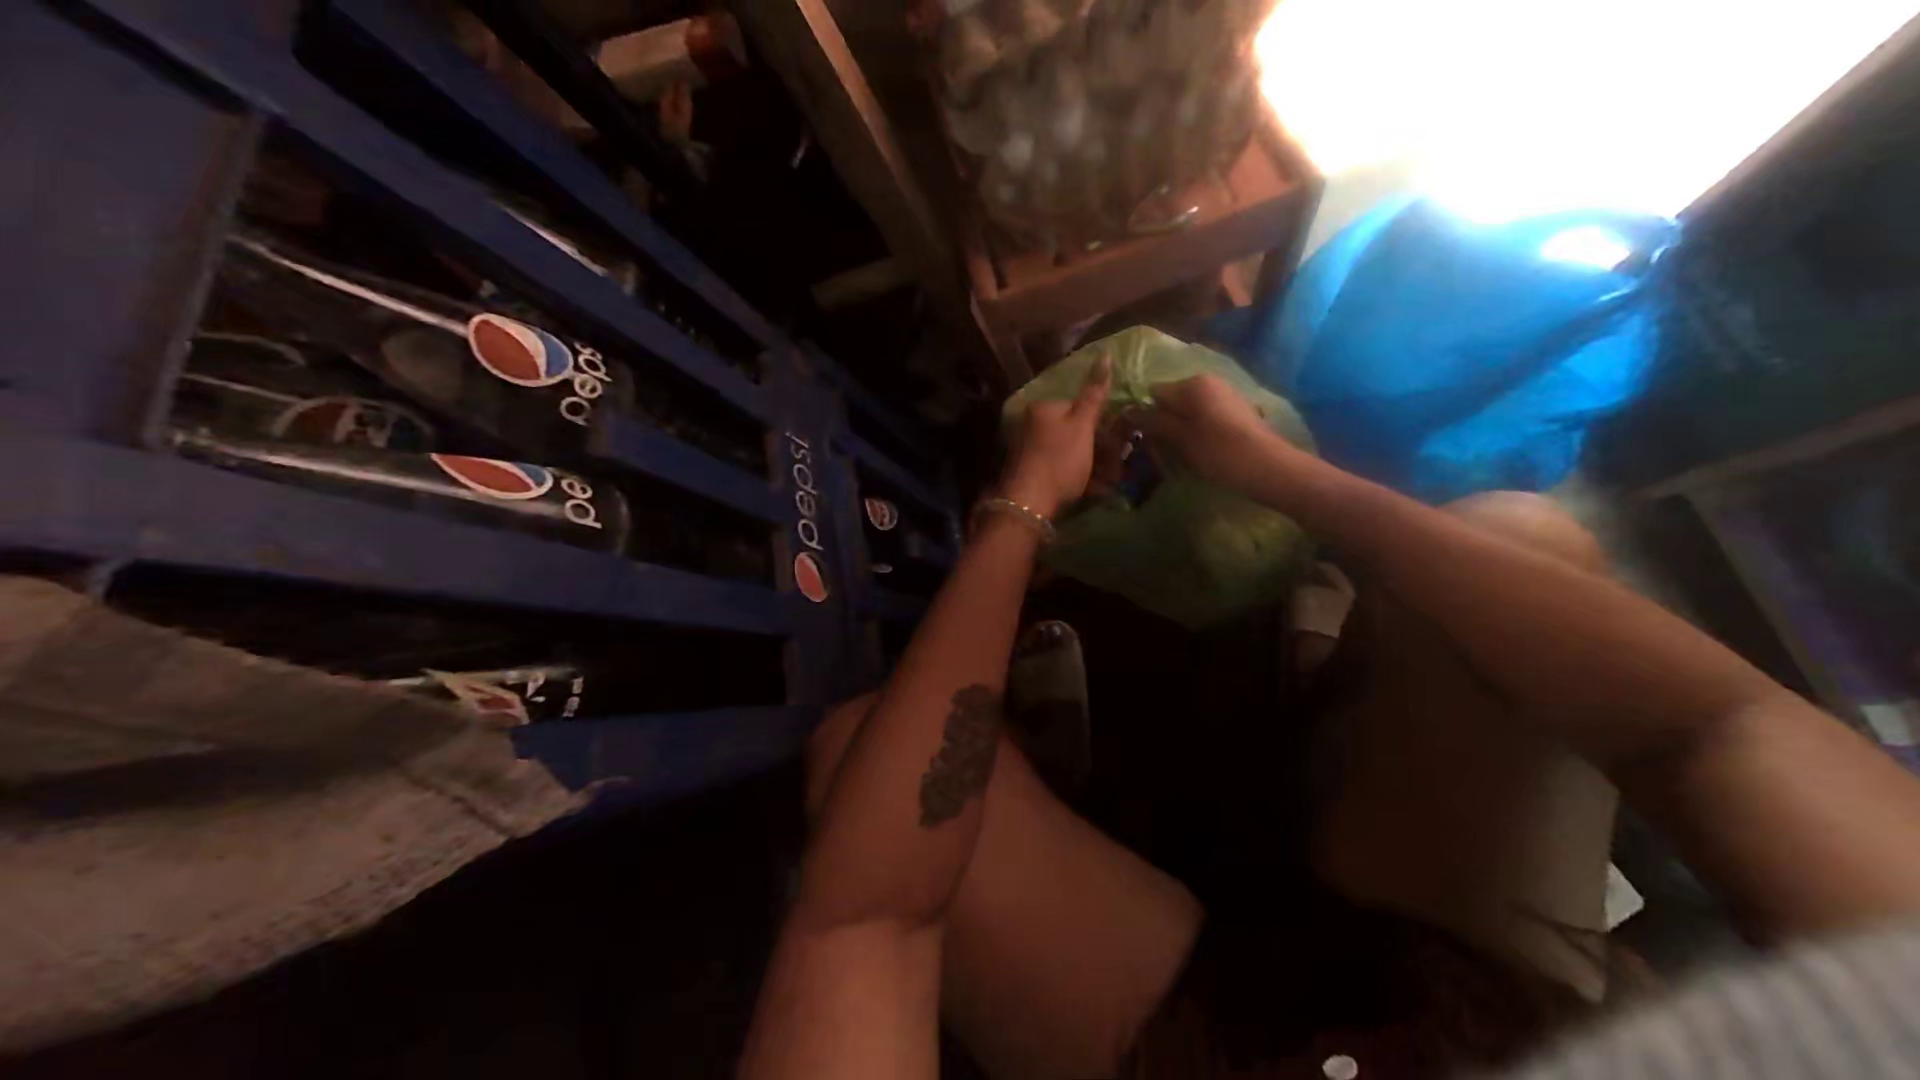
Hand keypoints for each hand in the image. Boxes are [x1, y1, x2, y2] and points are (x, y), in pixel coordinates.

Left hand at [1001, 357, 1111, 516]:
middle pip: (1075, 432)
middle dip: (1100, 449)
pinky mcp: (1031, 474)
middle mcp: (1031, 425)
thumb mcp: (1082, 426)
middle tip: (1118, 465)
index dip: (1102, 425)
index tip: (1121, 442)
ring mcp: (1029, 451)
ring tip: (1110, 482)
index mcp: (1043, 409)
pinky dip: (1080, 478)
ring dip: (1094, 466)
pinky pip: (1061, 470)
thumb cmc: (1059, 460)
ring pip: (1070, 453)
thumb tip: (1104, 355)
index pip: (1078, 408)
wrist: (1028, 505)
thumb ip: (1094, 395)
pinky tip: (1096, 491)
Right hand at [1133, 375, 1291, 490]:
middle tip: (1162, 454)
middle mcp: (1208, 381)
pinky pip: (1205, 417)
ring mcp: (1225, 395)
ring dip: (1180, 431)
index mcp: (1192, 384)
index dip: (1146, 416)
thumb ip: (1152, 422)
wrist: (1269, 468)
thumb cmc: (1218, 452)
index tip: (1145, 441)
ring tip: (1183, 457)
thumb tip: (1127, 410)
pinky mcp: (1237, 411)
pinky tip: (1202, 452)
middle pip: (1172, 401)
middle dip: (1163, 425)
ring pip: (1188, 411)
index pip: (1153, 394)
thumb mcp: (1179, 438)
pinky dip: (1197, 432)